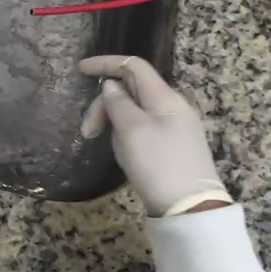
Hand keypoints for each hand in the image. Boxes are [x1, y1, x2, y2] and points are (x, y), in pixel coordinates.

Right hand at [79, 56, 231, 217]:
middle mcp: (172, 107)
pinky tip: (117, 146)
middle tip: (88, 130)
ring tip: (99, 141)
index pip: (134, 66)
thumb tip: (111, 85)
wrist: (190, 208)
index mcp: (165, 98)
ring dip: (110, 118)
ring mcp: (173, 126)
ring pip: (133, 108)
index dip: (106, 63)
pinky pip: (140, 124)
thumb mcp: (131, 130)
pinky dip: (122, 129)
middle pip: (130, 89)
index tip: (80, 70)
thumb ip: (118, 102)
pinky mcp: (170, 144)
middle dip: (104, 103)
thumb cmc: (158, 164)